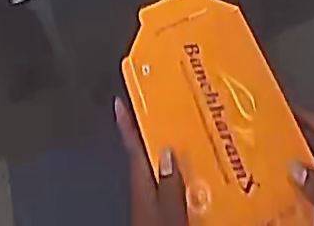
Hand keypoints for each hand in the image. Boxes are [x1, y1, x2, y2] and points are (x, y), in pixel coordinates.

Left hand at [115, 96, 187, 225]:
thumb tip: (168, 149)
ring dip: (174, 155)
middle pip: (149, 154)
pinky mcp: (160, 212)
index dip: (126, 122)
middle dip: (159, 133)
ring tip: (192, 140)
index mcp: (140, 181)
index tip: (118, 101)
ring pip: (161, 170)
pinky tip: (194, 177)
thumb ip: (168, 181)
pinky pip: (169, 185)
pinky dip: (180, 176)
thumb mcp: (168, 209)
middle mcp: (144, 189)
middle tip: (170, 110)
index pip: (132, 145)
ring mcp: (151, 201)